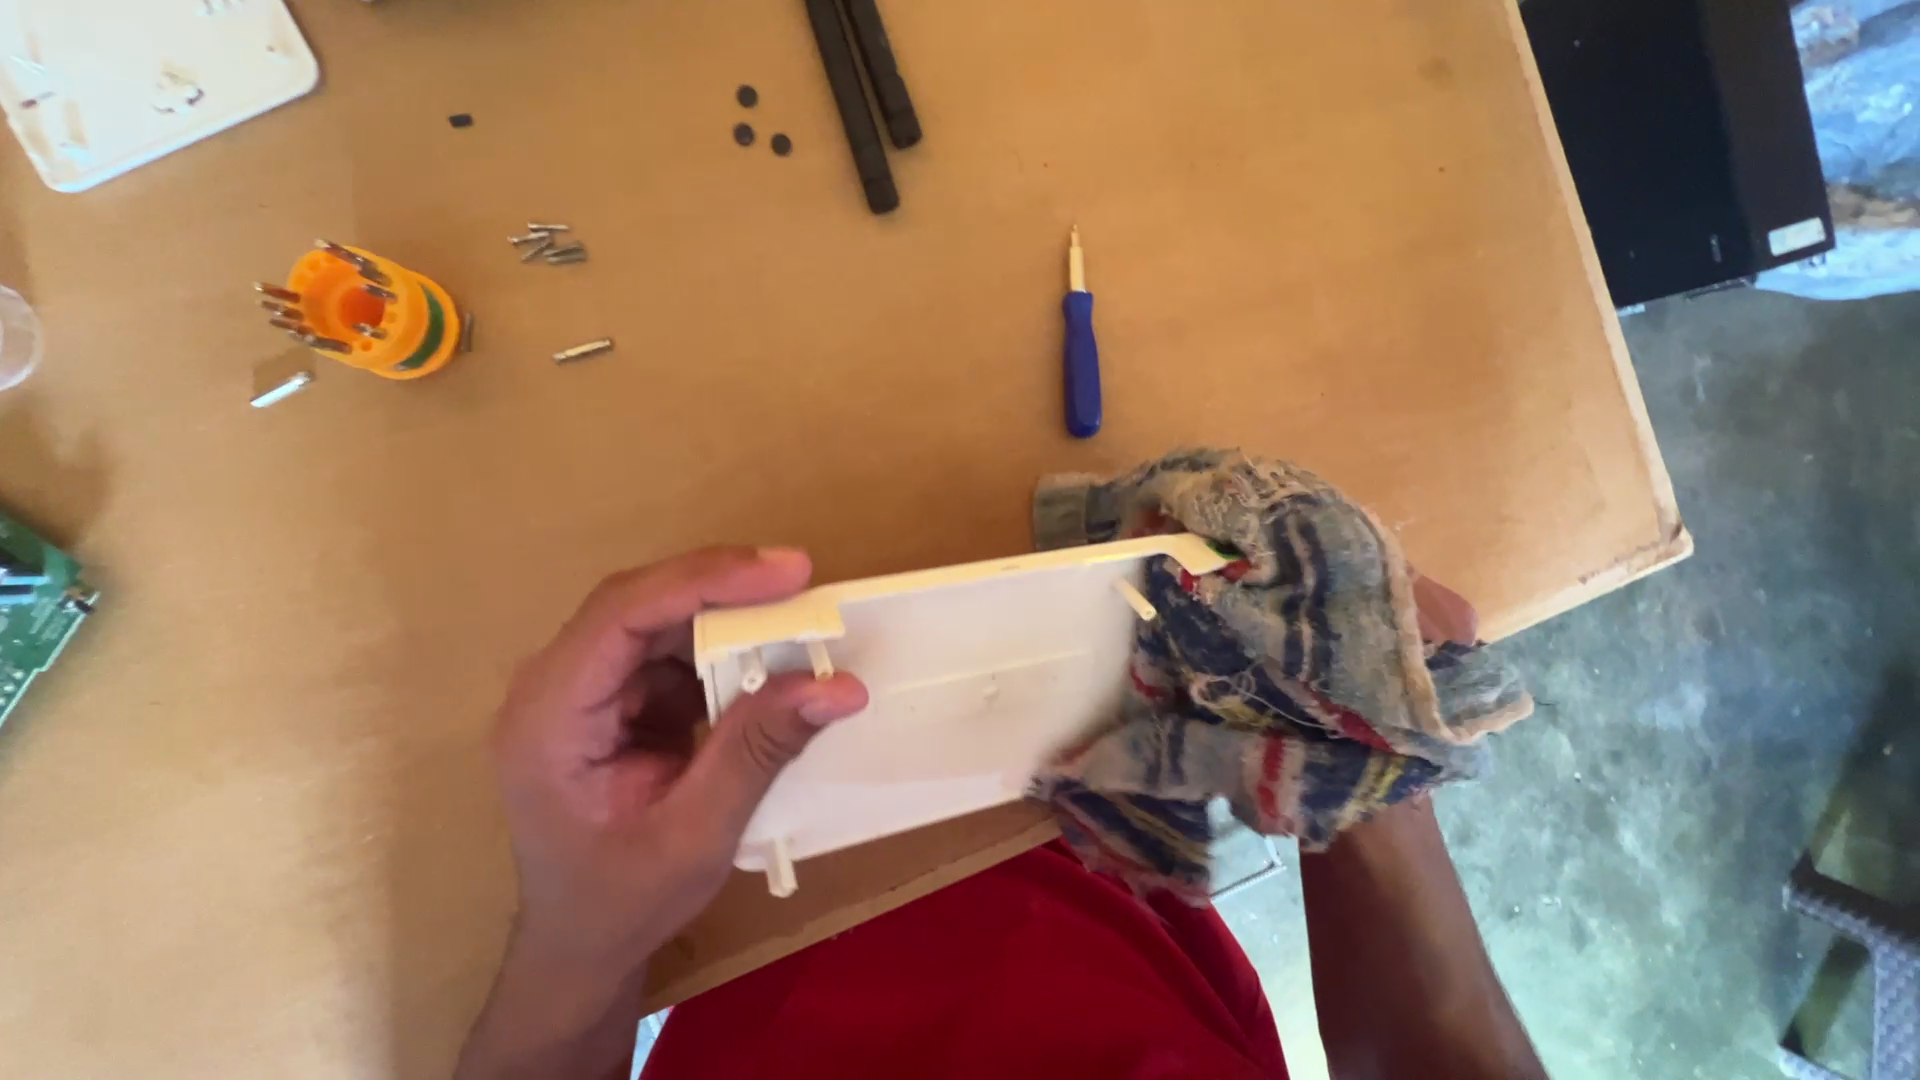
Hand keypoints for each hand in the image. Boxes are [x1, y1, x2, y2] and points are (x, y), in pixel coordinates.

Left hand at [459, 546, 867, 1079]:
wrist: (584, 944)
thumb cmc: (623, 901)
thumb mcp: (697, 835)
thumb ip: (759, 752)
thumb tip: (838, 687)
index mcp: (549, 718)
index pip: (622, 615)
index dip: (704, 581)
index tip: (786, 572)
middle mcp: (558, 686)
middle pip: (642, 604)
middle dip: (725, 587)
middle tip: (801, 579)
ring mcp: (588, 688)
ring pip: (663, 619)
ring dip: (732, 615)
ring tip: (800, 619)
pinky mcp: (621, 697)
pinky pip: (677, 649)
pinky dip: (730, 648)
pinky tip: (772, 656)